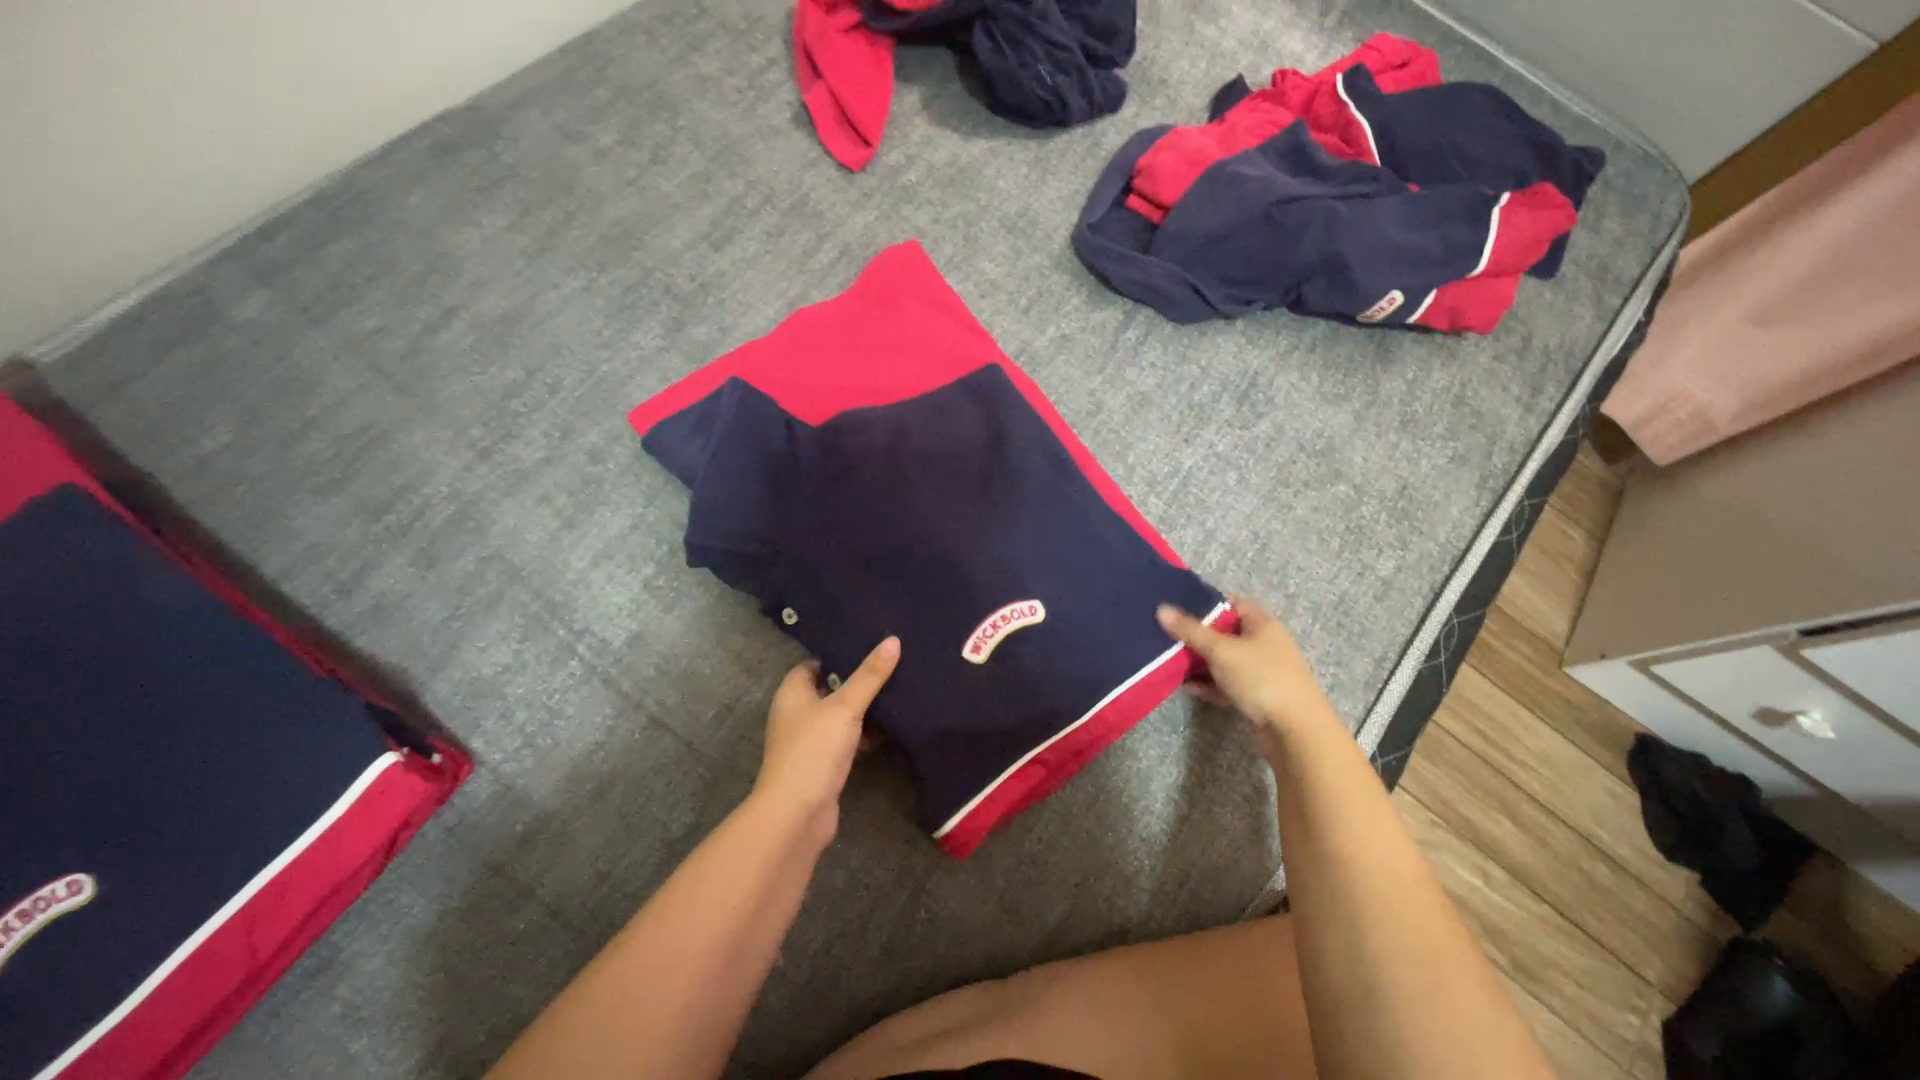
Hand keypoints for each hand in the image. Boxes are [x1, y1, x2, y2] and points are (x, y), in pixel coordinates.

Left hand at [752, 636, 900, 840]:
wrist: (798, 813)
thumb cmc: (814, 750)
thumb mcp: (845, 707)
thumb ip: (869, 675)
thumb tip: (893, 639)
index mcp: (792, 692)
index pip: (815, 663)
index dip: (840, 654)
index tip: (871, 646)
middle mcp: (796, 713)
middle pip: (830, 689)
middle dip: (857, 681)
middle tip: (892, 666)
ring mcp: (809, 740)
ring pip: (840, 716)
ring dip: (863, 709)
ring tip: (898, 691)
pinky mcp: (822, 763)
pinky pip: (846, 739)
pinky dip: (864, 734)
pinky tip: (890, 728)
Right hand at [1157, 597, 1338, 746]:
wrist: (1294, 729)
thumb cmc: (1260, 677)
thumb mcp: (1221, 650)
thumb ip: (1190, 630)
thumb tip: (1162, 609)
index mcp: (1262, 624)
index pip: (1233, 603)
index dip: (1208, 604)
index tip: (1180, 609)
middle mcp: (1264, 644)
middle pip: (1226, 633)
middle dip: (1198, 637)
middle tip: (1169, 638)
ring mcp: (1262, 672)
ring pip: (1225, 661)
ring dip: (1201, 663)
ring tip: (1172, 663)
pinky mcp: (1257, 696)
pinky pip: (1228, 684)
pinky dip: (1210, 685)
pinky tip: (1189, 688)